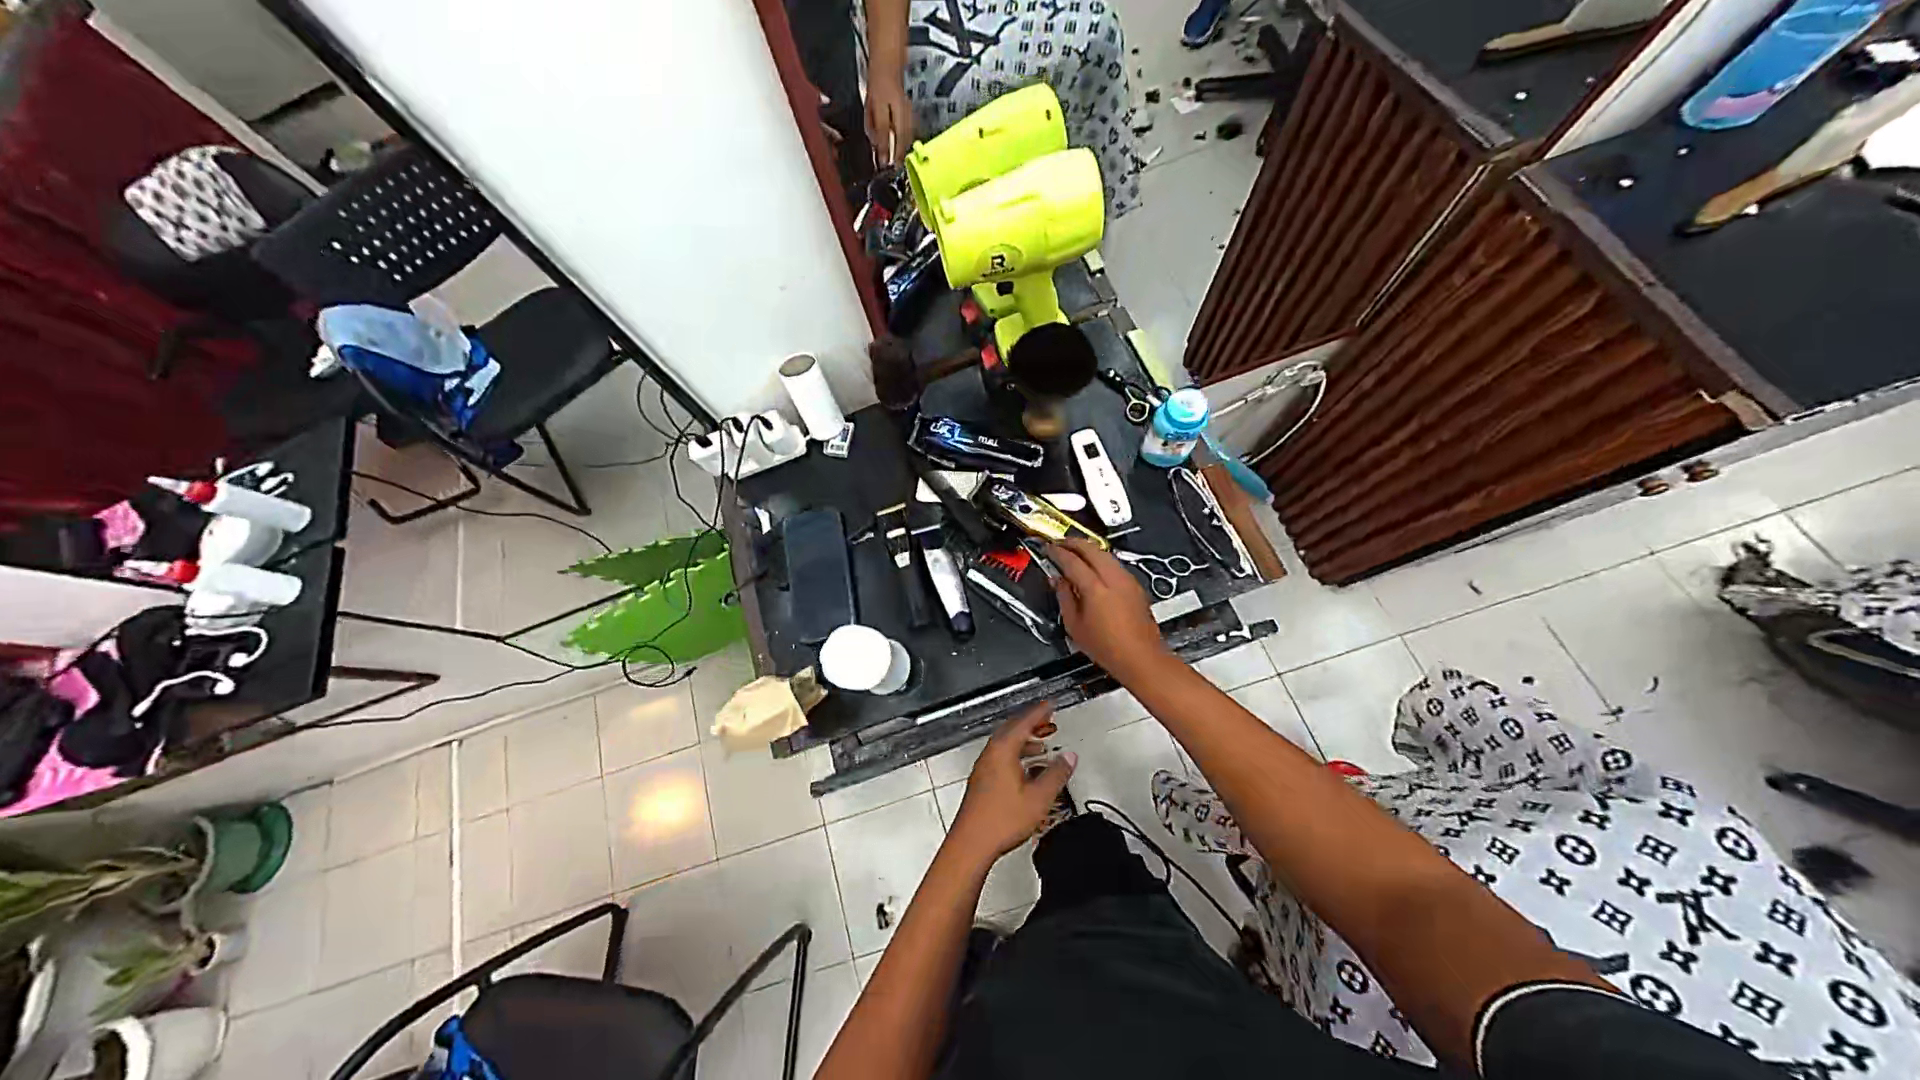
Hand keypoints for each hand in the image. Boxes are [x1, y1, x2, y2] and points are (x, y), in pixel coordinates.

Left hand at [864, 74, 914, 164]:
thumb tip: (875, 144)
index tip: (882, 162)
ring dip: (904, 149)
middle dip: (897, 153)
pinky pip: (911, 130)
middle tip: (895, 168)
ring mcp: (907, 108)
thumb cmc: (877, 85)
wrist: (889, 66)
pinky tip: (906, 149)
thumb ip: (871, 125)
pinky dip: (908, 142)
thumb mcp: (868, 104)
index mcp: (882, 100)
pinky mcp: (911, 112)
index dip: (883, 146)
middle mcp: (897, 105)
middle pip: (900, 134)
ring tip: (901, 162)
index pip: (883, 128)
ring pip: (907, 133)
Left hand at [948, 705, 1075, 860]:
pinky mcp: (982, 781)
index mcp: (1003, 751)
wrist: (972, 844)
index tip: (1049, 705)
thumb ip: (1056, 774)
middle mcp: (990, 755)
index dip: (1039, 712)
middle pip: (1012, 730)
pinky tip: (1027, 769)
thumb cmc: (999, 821)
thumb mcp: (1039, 797)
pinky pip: (1000, 757)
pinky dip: (1016, 754)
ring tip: (1041, 744)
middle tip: (1047, 720)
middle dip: (1031, 723)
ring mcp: (984, 768)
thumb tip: (1068, 757)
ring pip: (1005, 744)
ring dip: (1024, 740)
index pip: (1023, 723)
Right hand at [1047, 539, 1173, 682]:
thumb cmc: (1109, 648)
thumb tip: (1058, 581)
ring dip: (1088, 549)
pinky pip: (1114, 563)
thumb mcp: (1074, 625)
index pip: (1072, 560)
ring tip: (1075, 552)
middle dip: (1073, 543)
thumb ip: (1064, 597)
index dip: (1057, 552)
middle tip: (1060, 544)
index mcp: (1095, 588)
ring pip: (1105, 553)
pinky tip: (1093, 566)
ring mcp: (1127, 580)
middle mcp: (1113, 579)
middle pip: (1091, 548)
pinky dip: (1101, 558)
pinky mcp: (1135, 585)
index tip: (1049, 549)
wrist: (1140, 658)